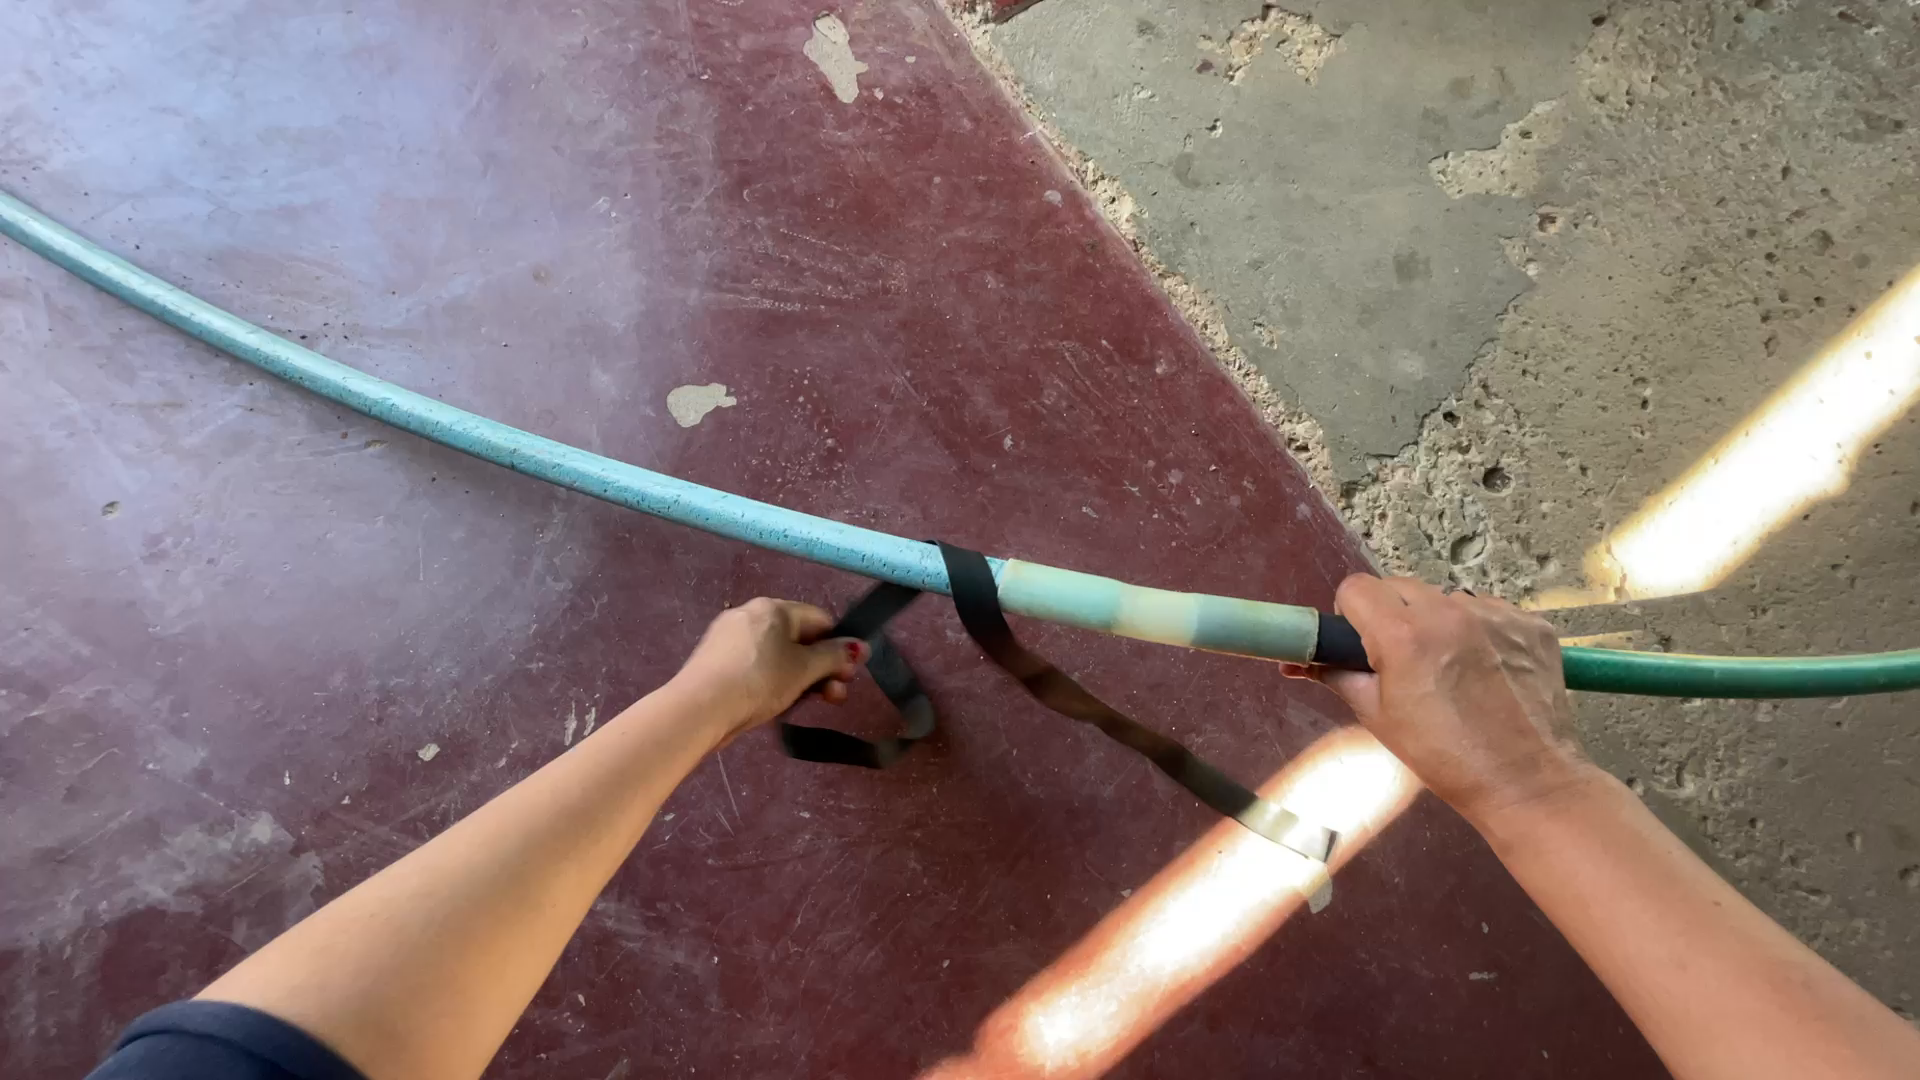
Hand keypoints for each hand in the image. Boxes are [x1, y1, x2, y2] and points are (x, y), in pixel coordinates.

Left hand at [668, 598, 867, 746]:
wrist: (700, 708)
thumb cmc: (760, 681)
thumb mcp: (805, 670)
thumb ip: (835, 657)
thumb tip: (860, 646)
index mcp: (774, 607)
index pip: (820, 620)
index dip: (839, 647)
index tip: (847, 676)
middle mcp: (750, 613)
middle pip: (799, 638)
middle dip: (821, 668)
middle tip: (834, 696)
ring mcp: (729, 635)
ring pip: (777, 653)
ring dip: (800, 676)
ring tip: (806, 703)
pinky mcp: (715, 658)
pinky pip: (756, 663)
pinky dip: (772, 678)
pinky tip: (774, 700)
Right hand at [1283, 575, 1598, 826]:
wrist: (1526, 782)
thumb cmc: (1439, 754)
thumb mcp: (1374, 714)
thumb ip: (1335, 674)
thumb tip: (1296, 661)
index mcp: (1401, 634)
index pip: (1356, 587)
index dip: (1350, 611)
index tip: (1360, 639)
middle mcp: (1448, 613)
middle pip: (1398, 586)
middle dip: (1390, 613)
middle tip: (1399, 654)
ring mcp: (1495, 616)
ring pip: (1443, 596)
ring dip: (1434, 619)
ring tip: (1447, 662)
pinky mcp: (1531, 624)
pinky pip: (1486, 609)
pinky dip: (1476, 628)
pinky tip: (1483, 664)